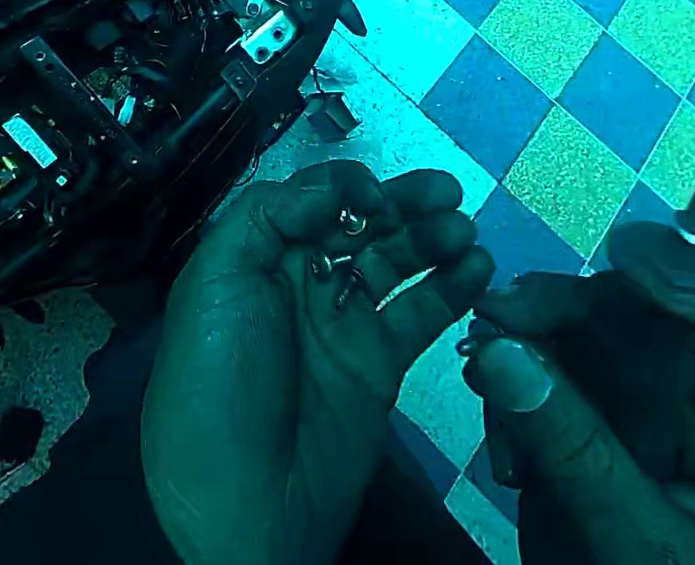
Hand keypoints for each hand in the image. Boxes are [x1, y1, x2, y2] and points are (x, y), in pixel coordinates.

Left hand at [142, 161, 494, 564]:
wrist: (240, 506)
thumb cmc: (219, 380)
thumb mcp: (216, 283)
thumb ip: (266, 215)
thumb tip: (329, 188)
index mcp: (267, 253)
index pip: (320, 197)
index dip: (351, 188)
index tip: (377, 200)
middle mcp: (310, 277)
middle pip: (366, 222)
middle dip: (405, 203)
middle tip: (448, 193)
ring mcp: (349, 319)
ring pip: (399, 261)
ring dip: (434, 239)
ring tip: (464, 232)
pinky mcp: (381, 361)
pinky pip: (422, 312)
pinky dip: (452, 286)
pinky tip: (478, 268)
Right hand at [464, 222, 694, 564]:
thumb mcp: (649, 562)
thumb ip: (576, 453)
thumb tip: (499, 347)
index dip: (679, 279)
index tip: (613, 258)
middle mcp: (692, 414)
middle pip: (635, 318)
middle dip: (565, 307)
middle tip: (498, 314)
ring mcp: (632, 427)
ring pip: (575, 344)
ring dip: (525, 346)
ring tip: (481, 374)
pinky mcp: (581, 446)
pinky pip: (541, 387)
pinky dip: (510, 396)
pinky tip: (497, 448)